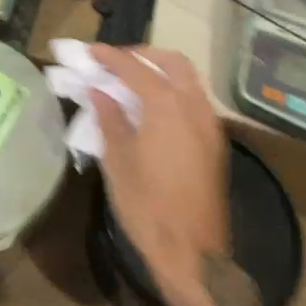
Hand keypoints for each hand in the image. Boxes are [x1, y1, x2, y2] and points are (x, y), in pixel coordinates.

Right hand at [91, 45, 229, 301]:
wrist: (193, 253)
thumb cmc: (147, 206)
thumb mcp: (117, 161)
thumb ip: (109, 119)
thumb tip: (99, 92)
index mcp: (167, 106)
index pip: (135, 68)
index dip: (110, 56)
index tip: (89, 51)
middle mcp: (194, 107)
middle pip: (172, 63)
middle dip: (143, 56)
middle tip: (115, 64)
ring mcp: (210, 125)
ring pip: (189, 81)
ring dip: (161, 73)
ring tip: (131, 84)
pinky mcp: (215, 144)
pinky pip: (195, 102)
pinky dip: (174, 93)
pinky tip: (152, 111)